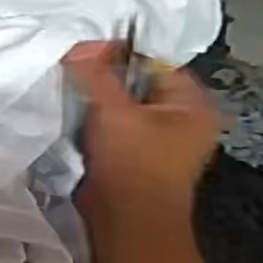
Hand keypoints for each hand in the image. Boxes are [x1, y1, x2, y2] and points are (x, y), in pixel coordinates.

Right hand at [64, 41, 219, 225]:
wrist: (127, 218)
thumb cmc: (132, 161)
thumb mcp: (112, 110)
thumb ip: (95, 74)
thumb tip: (80, 44)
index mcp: (193, 105)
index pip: (154, 64)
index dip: (119, 56)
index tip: (81, 56)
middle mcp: (182, 120)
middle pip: (135, 85)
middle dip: (102, 81)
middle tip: (70, 77)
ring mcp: (159, 140)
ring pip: (120, 107)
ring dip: (93, 103)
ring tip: (70, 101)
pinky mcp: (134, 155)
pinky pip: (111, 126)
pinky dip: (91, 122)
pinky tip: (73, 123)